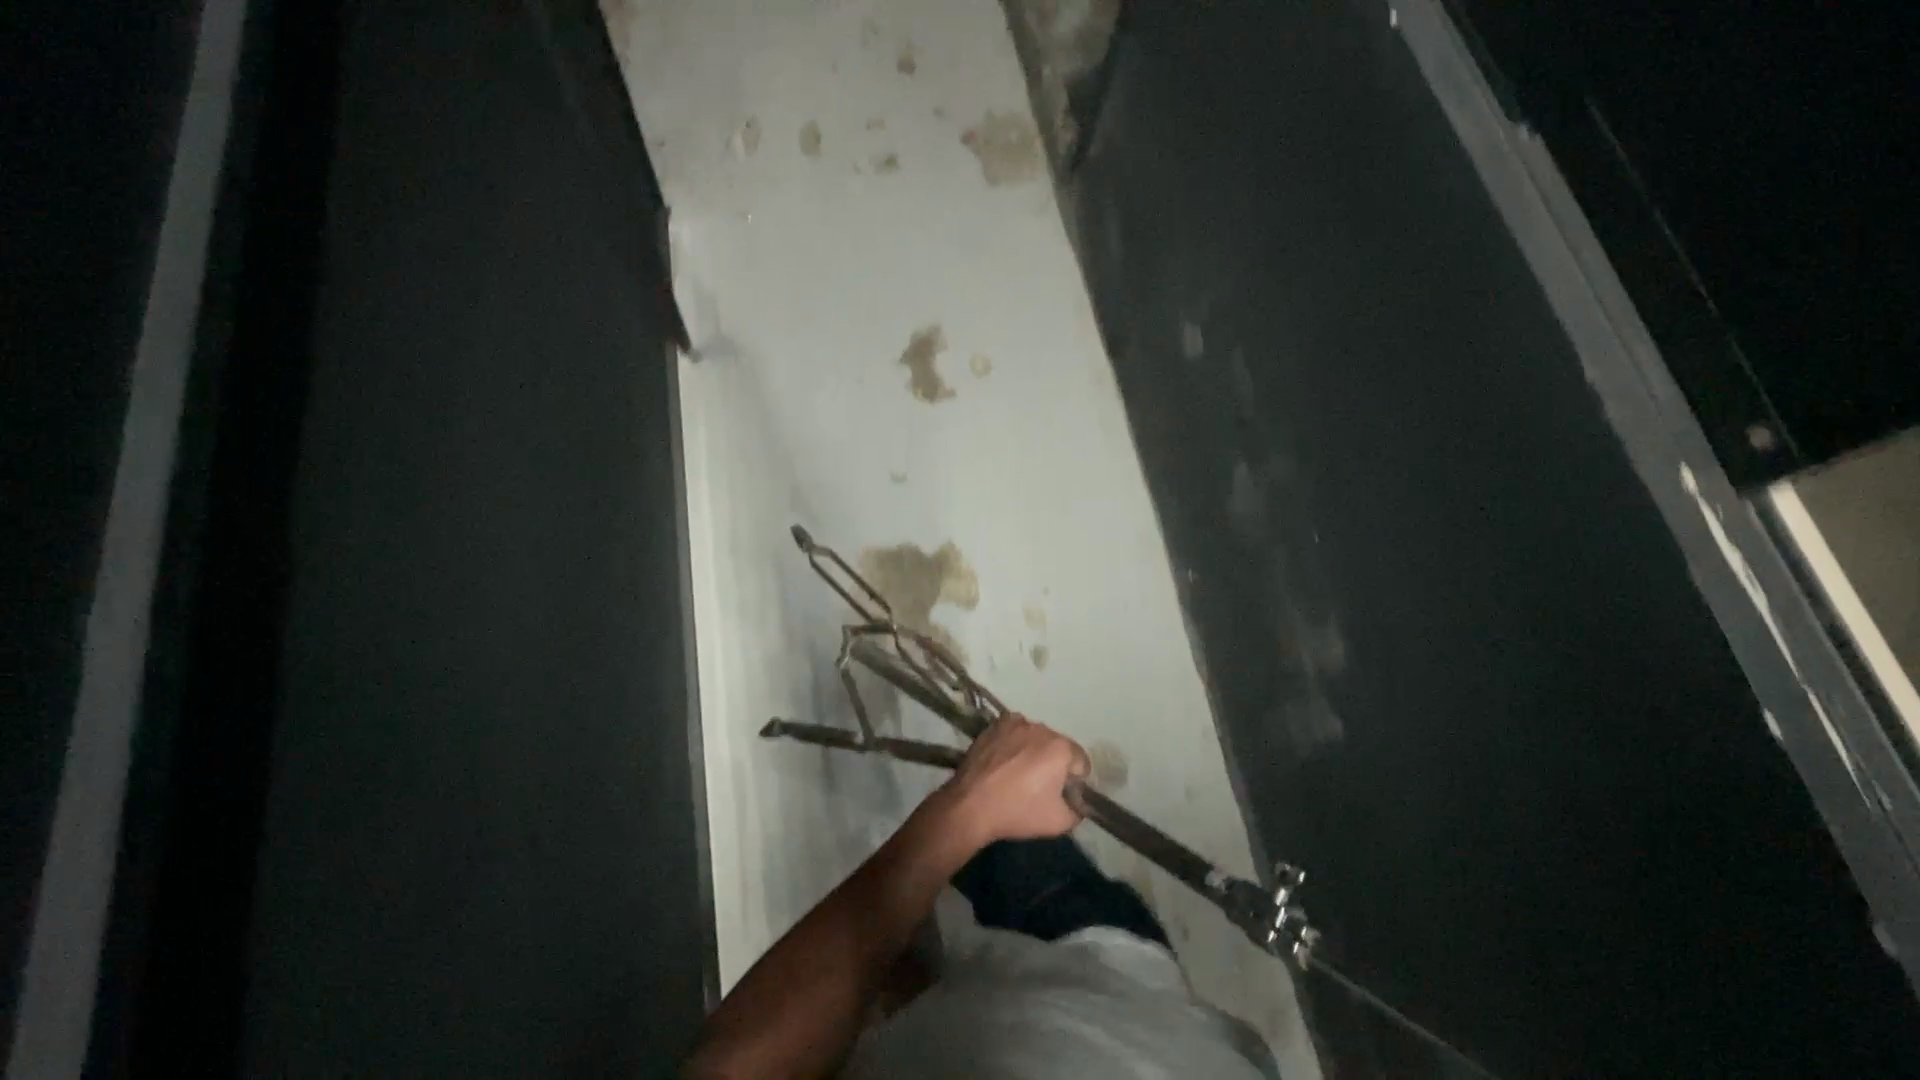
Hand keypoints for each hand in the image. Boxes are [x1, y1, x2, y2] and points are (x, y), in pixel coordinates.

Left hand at [939, 714, 1088, 845]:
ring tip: (1018, 775)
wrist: (970, 805)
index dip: (1075, 782)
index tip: (1061, 796)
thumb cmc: (1018, 812)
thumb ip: (1078, 811)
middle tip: (1040, 787)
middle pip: (1058, 747)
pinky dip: (1013, 744)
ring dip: (1033, 752)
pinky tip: (1004, 763)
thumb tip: (1076, 802)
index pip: (1081, 762)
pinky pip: (1013, 733)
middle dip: (1054, 764)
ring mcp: (1014, 724)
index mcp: (1061, 747)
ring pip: (1035, 738)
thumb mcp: (1059, 822)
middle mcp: (1040, 728)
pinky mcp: (993, 726)